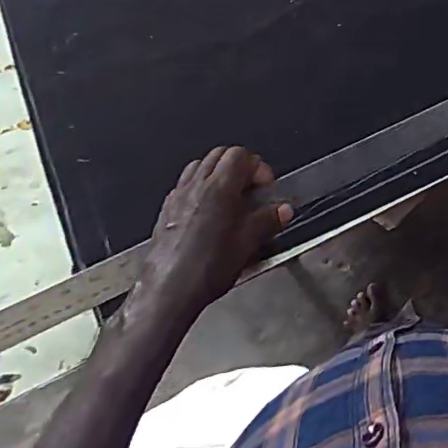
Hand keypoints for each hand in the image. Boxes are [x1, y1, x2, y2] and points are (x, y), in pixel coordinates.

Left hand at [135, 146, 291, 314]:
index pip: (240, 155)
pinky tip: (208, 211)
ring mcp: (178, 197)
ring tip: (231, 196)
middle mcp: (196, 187)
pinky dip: (199, 187)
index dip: (258, 166)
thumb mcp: (247, 244)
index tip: (266, 186)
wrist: (167, 293)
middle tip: (252, 187)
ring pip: (200, 166)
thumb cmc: (203, 270)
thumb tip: (282, 211)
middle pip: (219, 154)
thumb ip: (267, 221)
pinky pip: (184, 185)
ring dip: (218, 173)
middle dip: (239, 165)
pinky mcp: (166, 211)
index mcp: (219, 189)